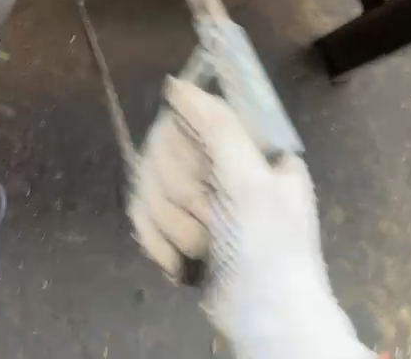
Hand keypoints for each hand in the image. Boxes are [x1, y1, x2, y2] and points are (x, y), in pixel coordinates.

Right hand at [129, 79, 371, 358]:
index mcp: (245, 145)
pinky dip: (155, 238)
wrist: (269, 328)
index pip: (184, 117)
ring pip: (146, 181)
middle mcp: (219, 162)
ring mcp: (196, 194)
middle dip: (178, 195)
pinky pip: (140, 210)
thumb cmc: (268, 252)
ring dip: (168, 222)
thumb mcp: (252, 183)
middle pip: (159, 150)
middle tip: (208, 220)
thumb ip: (217, 126)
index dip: (183, 149)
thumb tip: (177, 83)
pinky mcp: (176, 222)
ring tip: (199, 249)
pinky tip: (177, 261)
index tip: (202, 176)